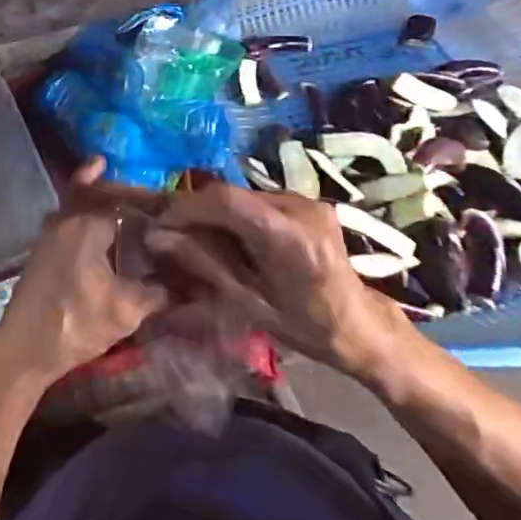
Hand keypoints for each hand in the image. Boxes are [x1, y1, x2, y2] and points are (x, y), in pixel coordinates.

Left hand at [0, 166, 168, 387]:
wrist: (25, 348)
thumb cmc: (76, 324)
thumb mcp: (126, 311)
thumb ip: (158, 291)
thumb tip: (189, 282)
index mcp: (86, 226)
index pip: (126, 200)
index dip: (152, 202)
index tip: (175, 208)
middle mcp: (65, 219)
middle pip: (100, 192)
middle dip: (128, 192)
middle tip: (156, 199)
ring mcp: (49, 231)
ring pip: (80, 200)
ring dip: (104, 196)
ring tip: (133, 202)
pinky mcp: (43, 246)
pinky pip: (70, 214)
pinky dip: (86, 209)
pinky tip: (103, 223)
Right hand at [145, 183, 413, 382]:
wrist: (363, 325)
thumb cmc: (308, 326)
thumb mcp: (250, 302)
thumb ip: (204, 263)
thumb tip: (157, 237)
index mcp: (290, 238)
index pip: (226, 201)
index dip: (185, 207)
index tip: (159, 226)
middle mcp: (300, 207)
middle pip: (229, 194)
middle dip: (193, 209)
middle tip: (167, 232)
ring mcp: (305, 200)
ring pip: (238, 193)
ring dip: (210, 210)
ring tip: (189, 235)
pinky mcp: (304, 201)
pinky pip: (253, 199)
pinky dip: (229, 212)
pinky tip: (220, 233)